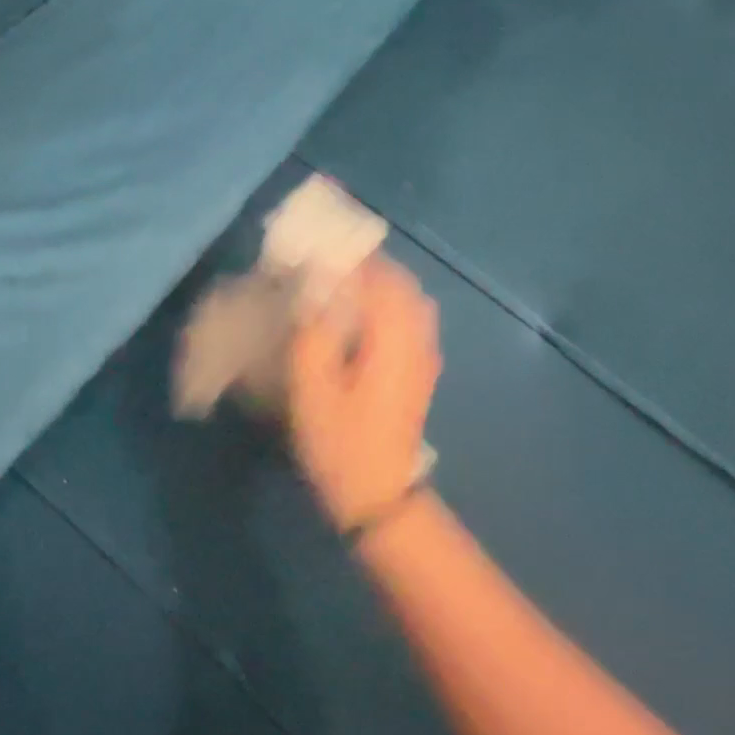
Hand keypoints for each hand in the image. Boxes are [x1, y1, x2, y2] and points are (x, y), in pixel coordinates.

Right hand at [287, 254, 441, 529]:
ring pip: (404, 300)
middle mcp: (417, 338)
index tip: (313, 241)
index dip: (346, 254)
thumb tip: (313, 288)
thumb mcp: (313, 386)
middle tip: (320, 261)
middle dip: (362, 264)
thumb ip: (314, 330)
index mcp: (393, 338)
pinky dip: (380, 305)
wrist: (378, 493)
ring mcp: (422, 355)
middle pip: (398, 282)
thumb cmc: (340, 440)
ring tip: (331, 283)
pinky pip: (404, 319)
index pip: (377, 276)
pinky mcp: (416, 370)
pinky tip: (350, 316)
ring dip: (372, 284)